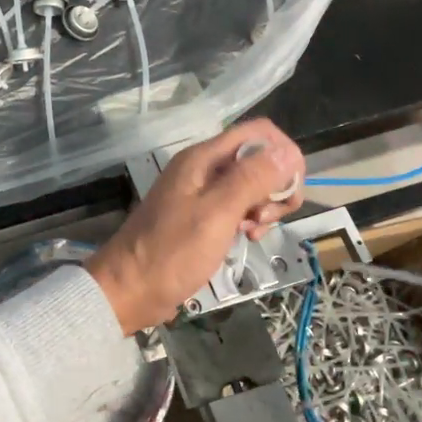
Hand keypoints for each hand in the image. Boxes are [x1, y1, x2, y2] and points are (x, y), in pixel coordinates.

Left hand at [85, 120, 303, 334]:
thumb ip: (251, 179)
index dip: (282, 154)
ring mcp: (202, 193)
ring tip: (252, 231)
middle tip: (264, 217)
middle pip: (258, 159)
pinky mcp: (203, 216)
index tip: (288, 190)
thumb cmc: (172, 250)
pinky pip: (238, 207)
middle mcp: (203, 168)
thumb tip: (288, 151)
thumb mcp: (217, 213)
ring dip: (264, 206)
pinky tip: (246, 238)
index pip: (257, 133)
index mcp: (203, 158)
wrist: (132, 288)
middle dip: (274, 186)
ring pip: (251, 186)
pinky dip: (250, 220)